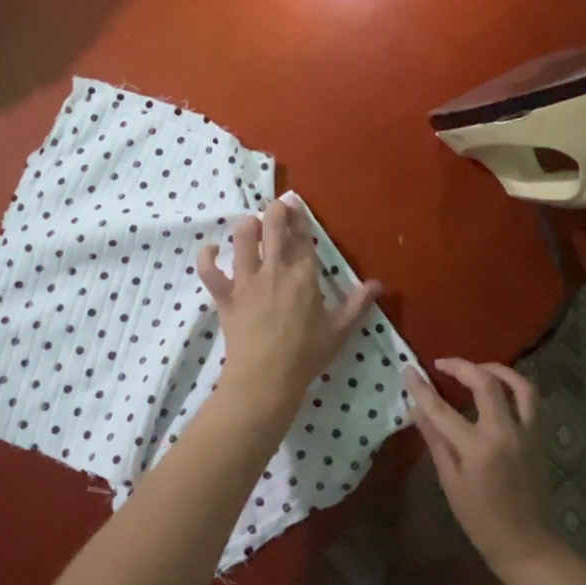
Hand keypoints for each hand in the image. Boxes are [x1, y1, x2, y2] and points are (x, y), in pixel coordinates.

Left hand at [196, 199, 381, 406]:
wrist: (266, 379)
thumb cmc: (305, 356)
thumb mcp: (339, 331)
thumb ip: (357, 304)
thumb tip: (379, 284)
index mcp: (304, 276)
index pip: (302, 236)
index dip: (299, 217)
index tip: (296, 205)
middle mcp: (274, 270)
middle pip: (272, 225)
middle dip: (275, 210)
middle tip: (276, 207)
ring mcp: (246, 280)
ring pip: (243, 238)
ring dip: (246, 225)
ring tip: (251, 225)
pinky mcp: (224, 295)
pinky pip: (209, 269)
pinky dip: (206, 256)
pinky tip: (212, 249)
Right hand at [404, 359, 553, 567]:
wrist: (526, 544)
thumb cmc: (480, 519)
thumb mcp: (450, 482)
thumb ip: (435, 440)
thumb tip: (416, 408)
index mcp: (478, 448)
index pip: (442, 408)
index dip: (422, 387)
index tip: (408, 369)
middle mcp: (505, 433)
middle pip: (486, 383)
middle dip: (461, 367)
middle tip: (442, 364)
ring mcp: (528, 434)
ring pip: (520, 386)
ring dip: (498, 370)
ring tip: (478, 368)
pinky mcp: (540, 438)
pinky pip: (533, 402)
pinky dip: (517, 388)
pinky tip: (501, 390)